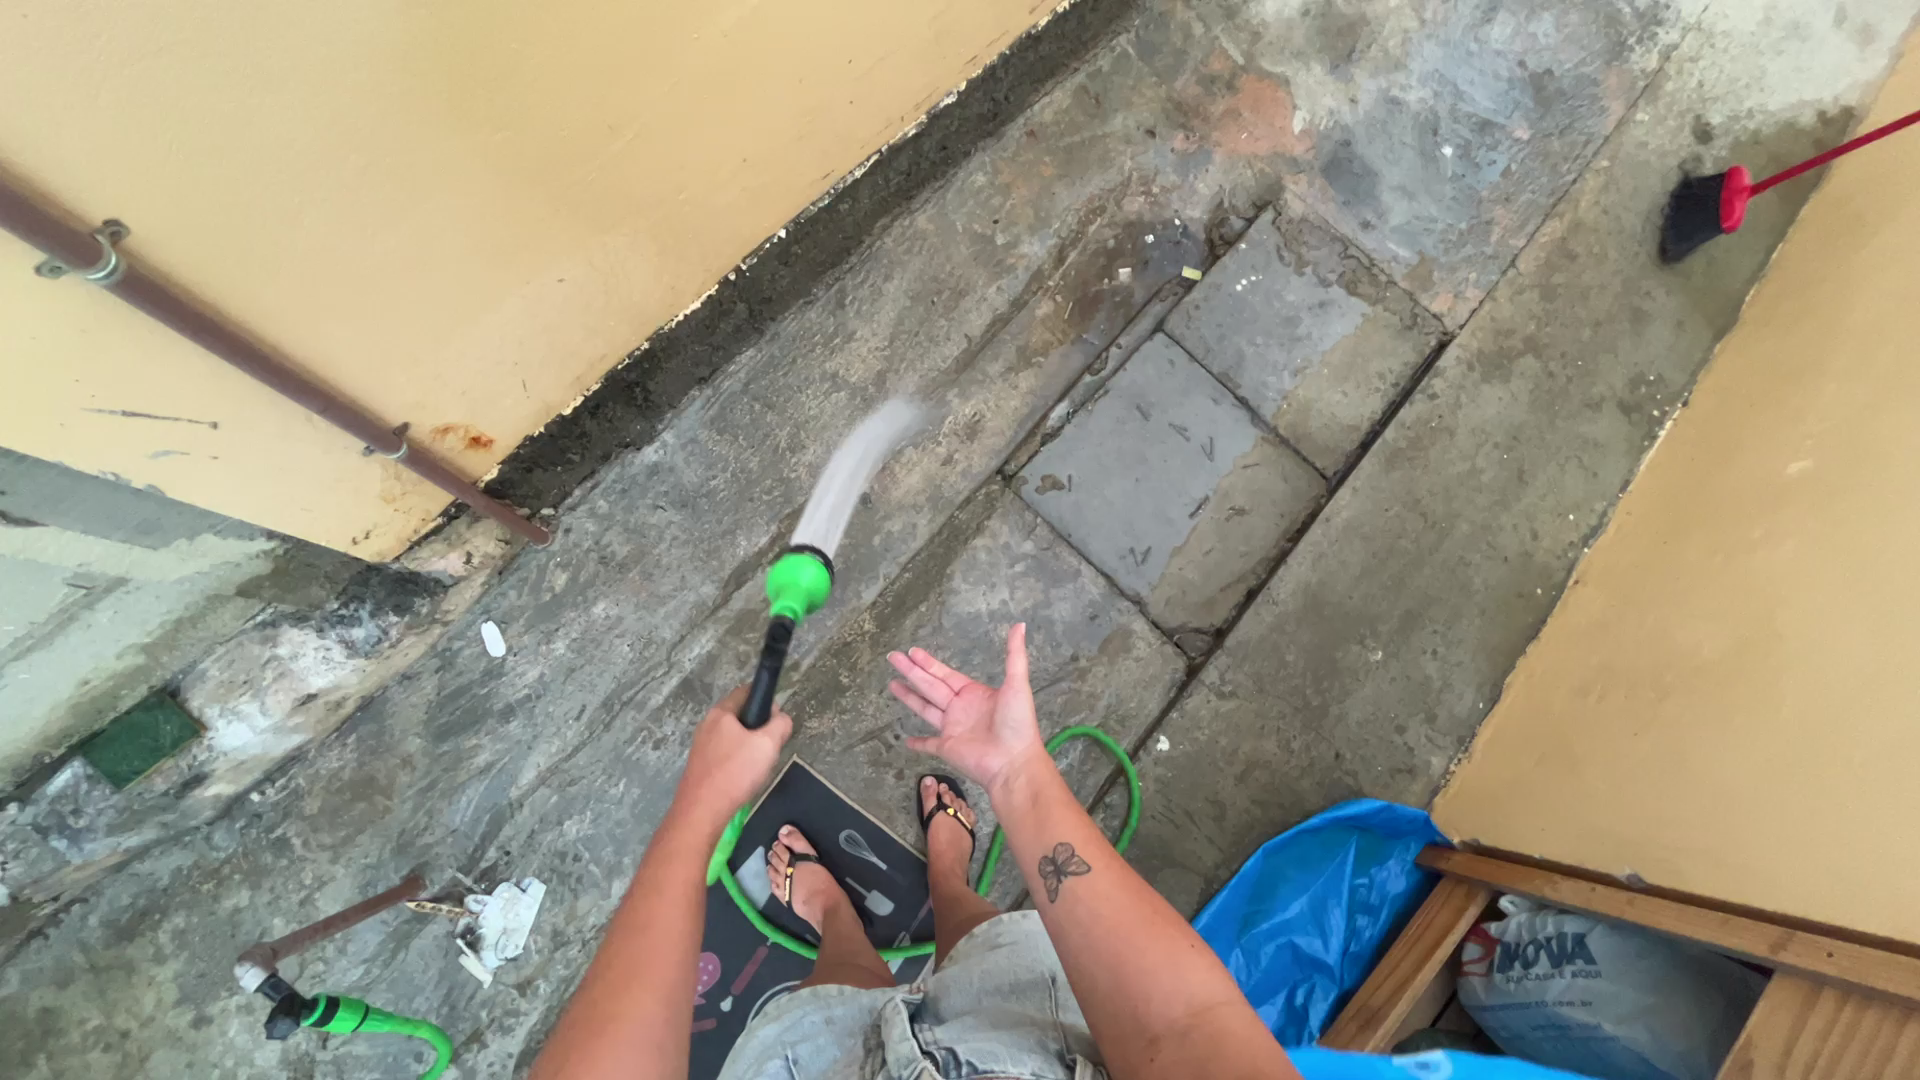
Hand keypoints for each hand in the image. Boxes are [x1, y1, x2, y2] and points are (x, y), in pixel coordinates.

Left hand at [676, 685, 792, 824]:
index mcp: (721, 713)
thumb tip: (781, 718)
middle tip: (771, 746)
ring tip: (759, 766)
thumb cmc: (735, 772)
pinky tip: (743, 778)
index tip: (777, 720)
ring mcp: (701, 746)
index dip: (765, 700)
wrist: (702, 811)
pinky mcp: (700, 765)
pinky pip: (725, 754)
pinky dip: (737, 761)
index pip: (746, 691)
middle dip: (760, 728)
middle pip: (741, 716)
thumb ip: (781, 724)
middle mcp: (707, 724)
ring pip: (734, 737)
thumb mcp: (768, 744)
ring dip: (750, 747)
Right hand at [887, 623, 1047, 796]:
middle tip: (893, 657)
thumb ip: (1014, 654)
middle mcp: (960, 708)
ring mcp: (952, 729)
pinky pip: (928, 744)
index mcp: (973, 693)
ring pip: (924, 708)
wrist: (1014, 761)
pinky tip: (905, 740)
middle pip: (930, 685)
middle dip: (911, 671)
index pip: (945, 674)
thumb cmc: (1017, 722)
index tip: (913, 651)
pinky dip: (917, 743)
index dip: (928, 662)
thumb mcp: (1017, 683)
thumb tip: (1019, 624)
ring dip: (909, 697)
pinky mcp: (946, 748)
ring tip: (891, 683)